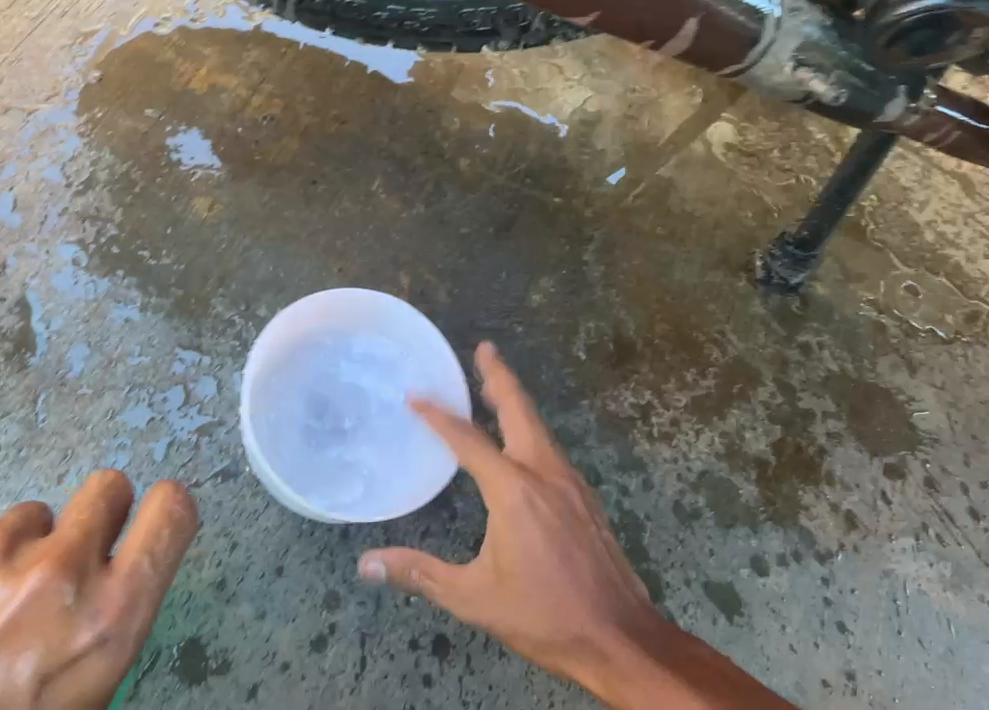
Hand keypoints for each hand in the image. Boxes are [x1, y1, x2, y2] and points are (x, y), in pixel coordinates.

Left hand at [0, 471, 197, 709]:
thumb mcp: (82, 701)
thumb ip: (102, 633)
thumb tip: (103, 598)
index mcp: (108, 620)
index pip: (171, 514)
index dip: (165, 516)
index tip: (149, 528)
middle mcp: (58, 570)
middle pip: (107, 486)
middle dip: (96, 518)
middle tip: (66, 566)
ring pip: (31, 516)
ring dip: (19, 552)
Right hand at [360, 343, 794, 709]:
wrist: (622, 641)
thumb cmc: (544, 617)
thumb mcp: (473, 598)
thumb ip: (420, 573)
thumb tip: (366, 564)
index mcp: (514, 490)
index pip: (468, 440)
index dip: (439, 416)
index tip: (415, 396)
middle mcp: (545, 474)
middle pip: (520, 411)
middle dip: (499, 377)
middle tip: (483, 349)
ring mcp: (572, 485)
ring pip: (540, 428)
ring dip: (516, 402)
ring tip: (496, 386)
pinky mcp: (586, 500)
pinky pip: (551, 450)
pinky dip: (531, 430)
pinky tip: (523, 443)